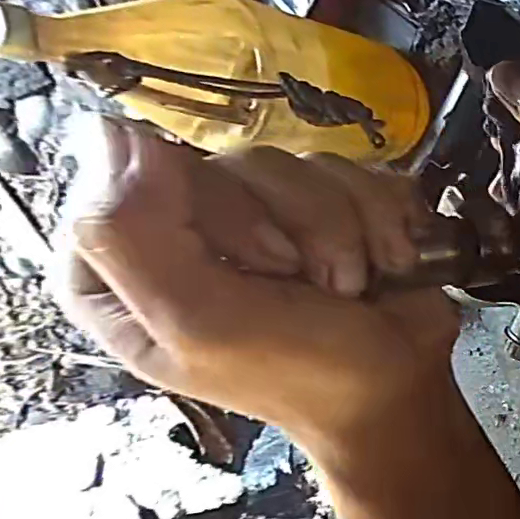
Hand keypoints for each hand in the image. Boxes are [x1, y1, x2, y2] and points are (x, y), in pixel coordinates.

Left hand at [56, 121, 459, 454]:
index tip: (270, 264)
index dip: (225, 210)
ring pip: (315, 167)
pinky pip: (366, 177)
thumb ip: (134, 234)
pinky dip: (391, 219)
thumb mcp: (201, 321)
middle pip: (248, 165)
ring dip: (357, 229)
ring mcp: (284, 218)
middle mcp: (206, 228)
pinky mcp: (349, 214)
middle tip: (322, 284)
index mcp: (137, 259)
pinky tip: (392, 259)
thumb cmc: (304, 371)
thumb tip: (118, 131)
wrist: (401, 387)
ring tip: (362, 281)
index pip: (156, 173)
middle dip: (308, 225)